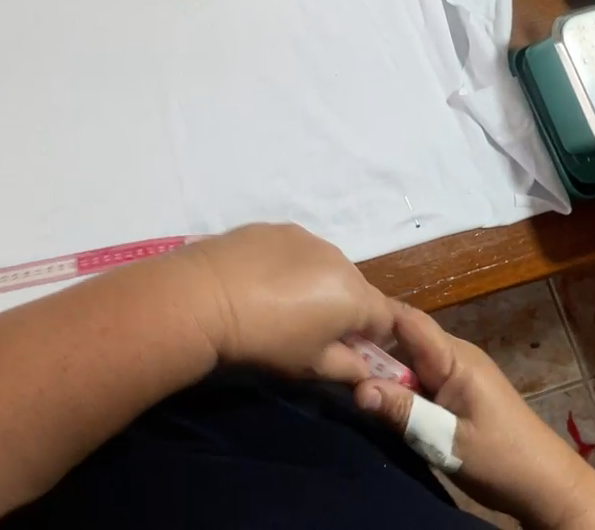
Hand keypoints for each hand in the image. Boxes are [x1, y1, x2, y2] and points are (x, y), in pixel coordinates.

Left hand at [171, 224, 394, 381]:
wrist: (208, 295)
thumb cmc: (266, 338)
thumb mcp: (311, 365)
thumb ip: (347, 367)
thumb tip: (362, 367)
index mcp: (354, 295)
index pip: (386, 318)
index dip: (372, 337)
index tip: (347, 349)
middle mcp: (338, 258)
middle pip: (356, 288)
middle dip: (343, 308)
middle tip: (309, 328)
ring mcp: (306, 237)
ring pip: (326, 265)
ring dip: (317, 283)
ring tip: (280, 302)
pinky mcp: (276, 226)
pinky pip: (297, 249)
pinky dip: (289, 265)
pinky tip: (261, 281)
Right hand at [351, 302, 594, 529]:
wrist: (550, 488)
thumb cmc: (502, 460)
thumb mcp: (446, 439)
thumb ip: (403, 411)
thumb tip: (356, 387)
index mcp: (454, 356)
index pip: (405, 318)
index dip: (369, 316)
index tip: (333, 325)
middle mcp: (454, 353)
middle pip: (403, 335)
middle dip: (370, 343)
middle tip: (331, 355)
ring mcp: (457, 370)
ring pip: (409, 354)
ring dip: (383, 365)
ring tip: (347, 373)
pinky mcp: (458, 388)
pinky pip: (419, 372)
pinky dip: (398, 380)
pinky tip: (380, 394)